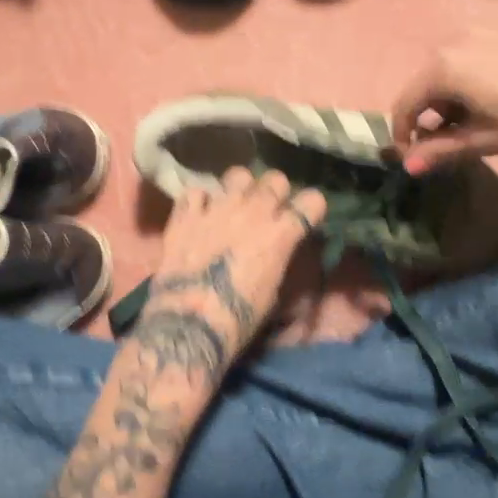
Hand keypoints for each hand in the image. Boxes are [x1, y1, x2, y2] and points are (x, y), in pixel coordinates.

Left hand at [127, 167, 328, 390]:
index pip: (312, 201)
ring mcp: (217, 209)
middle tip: (269, 208)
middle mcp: (253, 212)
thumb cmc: (239, 318)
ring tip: (234, 203)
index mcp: (281, 234)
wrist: (189, 322)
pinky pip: (196, 192)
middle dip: (277, 191)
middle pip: (275, 179)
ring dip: (241, 188)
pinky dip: (200, 202)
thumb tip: (280, 254)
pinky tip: (199, 215)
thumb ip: (279, 261)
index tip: (306, 216)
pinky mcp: (185, 215)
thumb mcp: (273, 292)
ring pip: (237, 175)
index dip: (311, 207)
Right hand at [390, 32, 497, 172]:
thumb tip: (407, 167)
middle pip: (423, 85)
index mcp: (442, 67)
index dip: (403, 134)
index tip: (411, 158)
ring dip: (447, 100)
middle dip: (427, 116)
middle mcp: (452, 41)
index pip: (405, 104)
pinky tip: (490, 102)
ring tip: (471, 126)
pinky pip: (465, 59)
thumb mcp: (484, 139)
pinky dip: (465, 83)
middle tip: (445, 145)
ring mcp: (477, 31)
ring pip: (445, 71)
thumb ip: (441, 151)